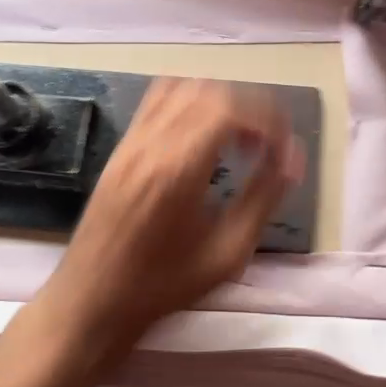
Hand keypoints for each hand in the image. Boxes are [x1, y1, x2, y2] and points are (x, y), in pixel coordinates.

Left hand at [35, 78, 304, 357]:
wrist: (92, 299)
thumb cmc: (163, 285)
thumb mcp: (227, 253)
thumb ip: (263, 198)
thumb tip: (293, 156)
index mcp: (178, 168)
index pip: (230, 109)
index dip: (267, 119)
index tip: (282, 149)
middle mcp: (151, 142)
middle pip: (209, 90)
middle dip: (248, 108)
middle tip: (264, 146)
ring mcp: (130, 141)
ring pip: (181, 87)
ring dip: (218, 101)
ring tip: (236, 138)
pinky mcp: (119, 148)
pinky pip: (156, 102)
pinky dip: (189, 103)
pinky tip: (201, 139)